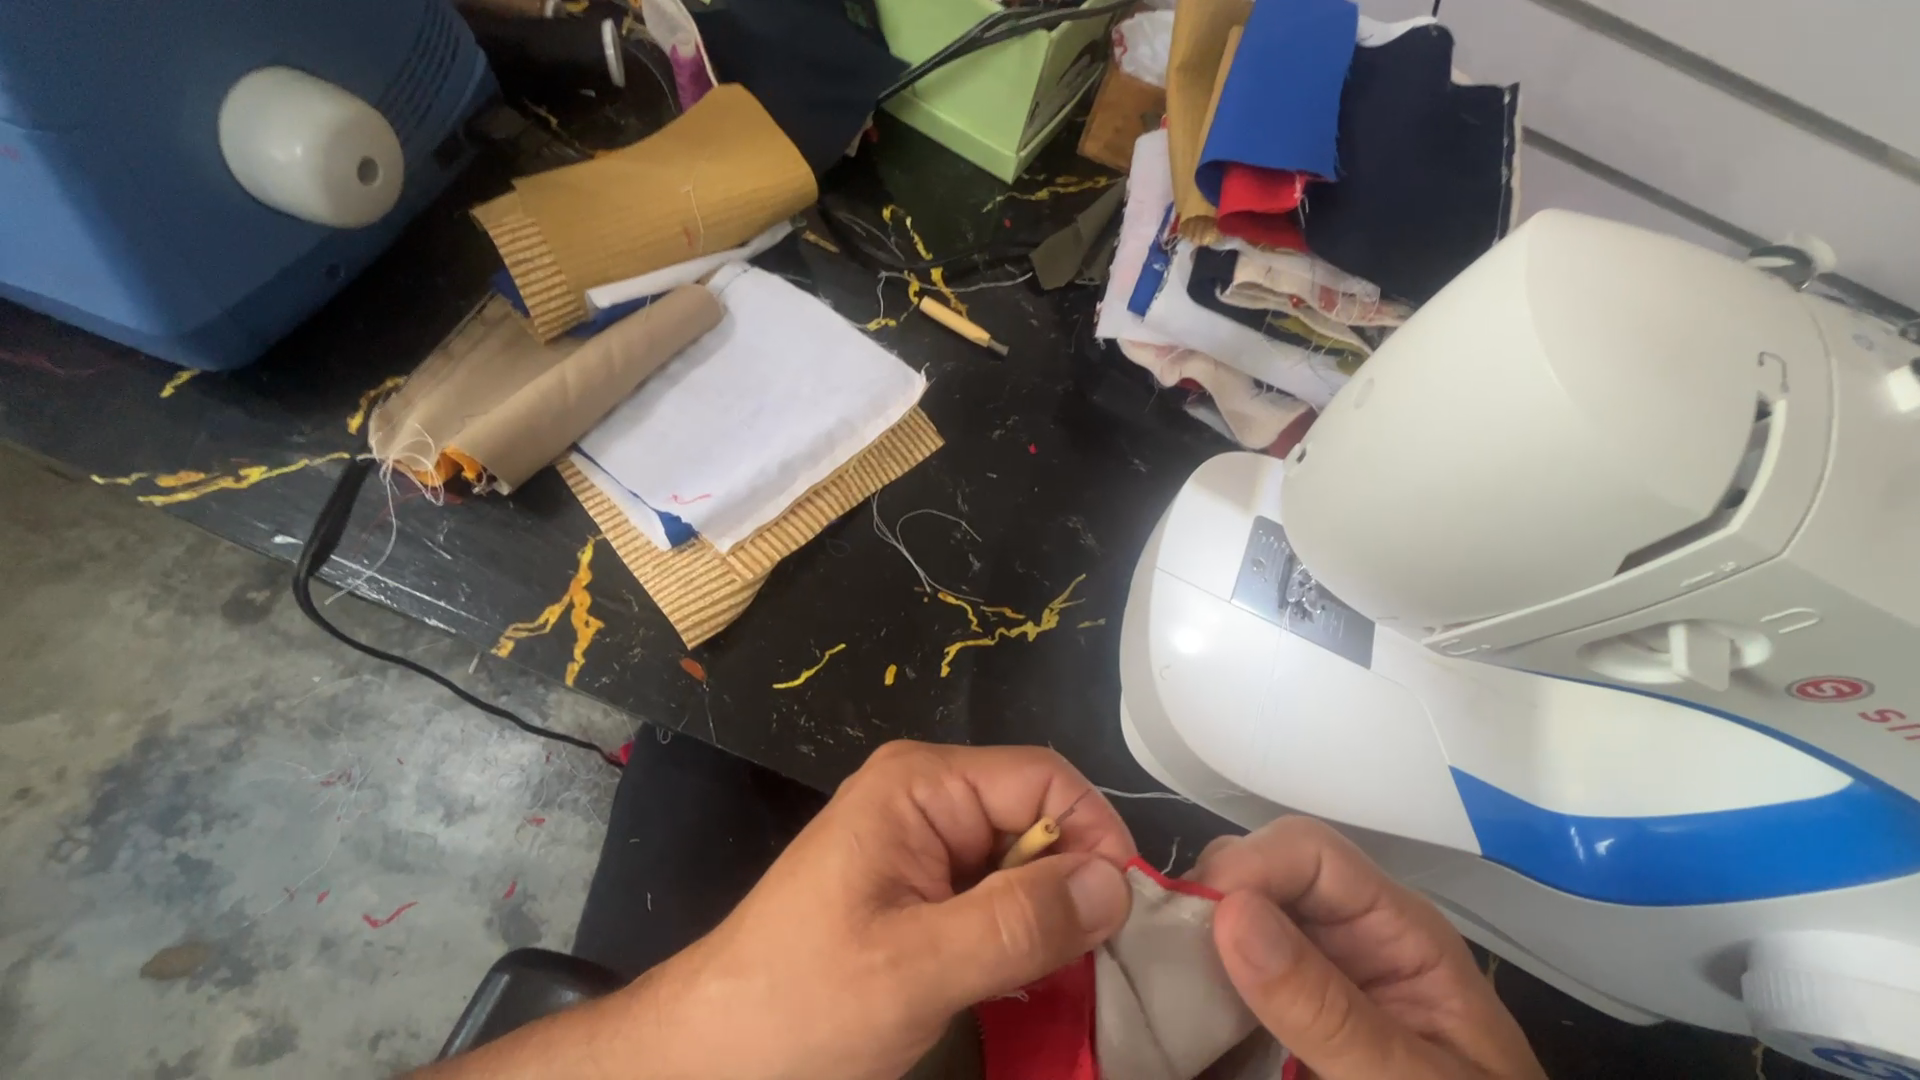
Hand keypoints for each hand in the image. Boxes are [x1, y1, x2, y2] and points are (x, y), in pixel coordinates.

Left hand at [622, 740, 1137, 1079]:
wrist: (715, 1049)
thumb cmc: (802, 1000)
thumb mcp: (916, 967)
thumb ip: (1019, 922)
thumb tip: (1118, 884)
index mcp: (921, 784)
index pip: (1043, 779)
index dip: (1094, 835)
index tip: (1120, 918)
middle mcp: (925, 795)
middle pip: (1036, 816)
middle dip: (1070, 884)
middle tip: (1084, 963)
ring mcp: (920, 839)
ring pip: (1022, 860)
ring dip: (1045, 917)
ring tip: (1048, 978)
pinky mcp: (918, 883)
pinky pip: (994, 891)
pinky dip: (1017, 932)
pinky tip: (1014, 978)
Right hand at [1194, 817, 1544, 1079]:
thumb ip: (1330, 1011)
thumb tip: (1231, 913)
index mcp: (1397, 930)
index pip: (1309, 850)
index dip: (1246, 868)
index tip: (1193, 925)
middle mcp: (1348, 933)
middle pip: (1259, 870)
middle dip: (1207, 903)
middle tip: (1165, 966)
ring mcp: (1313, 971)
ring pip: (1232, 914)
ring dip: (1192, 942)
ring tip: (1163, 989)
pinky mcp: (1283, 1013)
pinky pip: (1227, 969)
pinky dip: (1195, 983)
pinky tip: (1181, 1014)